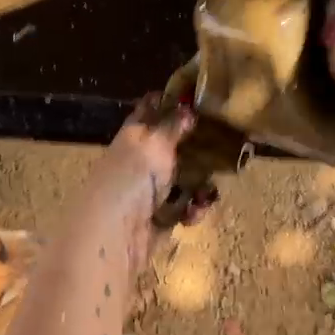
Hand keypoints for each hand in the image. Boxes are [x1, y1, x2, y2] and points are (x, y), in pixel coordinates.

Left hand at [74, 98, 193, 268]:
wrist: (113, 237)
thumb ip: (173, 125)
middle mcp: (140, 159)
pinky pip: (182, 208)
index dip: (170, 100)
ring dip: (199, 185)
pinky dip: (192, 209)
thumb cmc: (132, 177)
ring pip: (181, 178)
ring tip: (208, 192)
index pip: (151, 108)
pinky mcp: (158, 218)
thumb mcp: (155, 142)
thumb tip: (188, 108)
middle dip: (196, 148)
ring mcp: (148, 190)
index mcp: (134, 134)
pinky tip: (195, 212)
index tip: (197, 98)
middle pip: (171, 145)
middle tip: (221, 147)